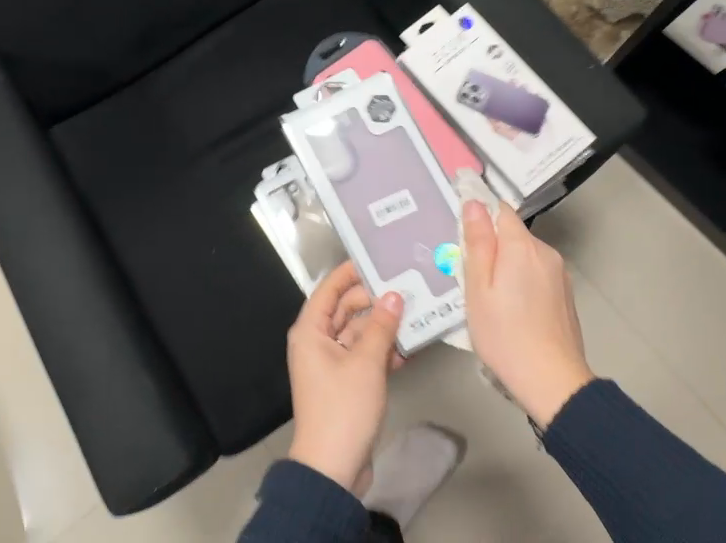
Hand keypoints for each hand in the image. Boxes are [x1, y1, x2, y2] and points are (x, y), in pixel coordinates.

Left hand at [285, 261, 404, 488]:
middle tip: (406, 286)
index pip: (329, 289)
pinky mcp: (345, 383)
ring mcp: (331, 363)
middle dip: (374, 300)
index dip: (349, 273)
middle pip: (345, 310)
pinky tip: (408, 348)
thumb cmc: (343, 408)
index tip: (375, 258)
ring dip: (383, 327)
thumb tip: (394, 295)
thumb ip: (381, 327)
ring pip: (358, 333)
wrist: (332, 467)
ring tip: (415, 314)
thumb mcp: (366, 363)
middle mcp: (316, 342)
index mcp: (310, 331)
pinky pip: (363, 356)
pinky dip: (382, 351)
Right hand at [461, 200, 593, 425]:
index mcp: (522, 247)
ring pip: (525, 255)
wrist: (552, 381)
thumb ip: (478, 243)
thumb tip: (474, 204)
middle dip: (491, 246)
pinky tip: (512, 309)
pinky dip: (521, 281)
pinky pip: (537, 274)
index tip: (461, 235)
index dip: (479, 215)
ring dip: (506, 265)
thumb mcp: (478, 288)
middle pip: (513, 234)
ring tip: (488, 296)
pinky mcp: (565, 295)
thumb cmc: (504, 334)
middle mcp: (546, 253)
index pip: (500, 210)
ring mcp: (559, 275)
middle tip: (469, 275)